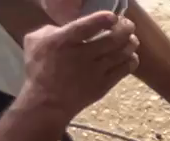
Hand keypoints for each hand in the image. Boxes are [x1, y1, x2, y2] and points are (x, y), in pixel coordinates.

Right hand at [18, 10, 138, 117]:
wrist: (51, 97)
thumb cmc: (40, 66)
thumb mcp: (36, 41)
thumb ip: (54, 31)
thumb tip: (70, 27)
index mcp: (62, 41)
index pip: (84, 28)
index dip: (100, 20)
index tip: (112, 15)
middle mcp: (82, 55)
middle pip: (111, 41)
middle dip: (124, 30)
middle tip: (129, 24)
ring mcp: (97, 70)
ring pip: (121, 55)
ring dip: (130, 45)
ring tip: (133, 38)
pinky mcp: (107, 83)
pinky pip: (124, 70)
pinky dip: (131, 61)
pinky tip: (133, 55)